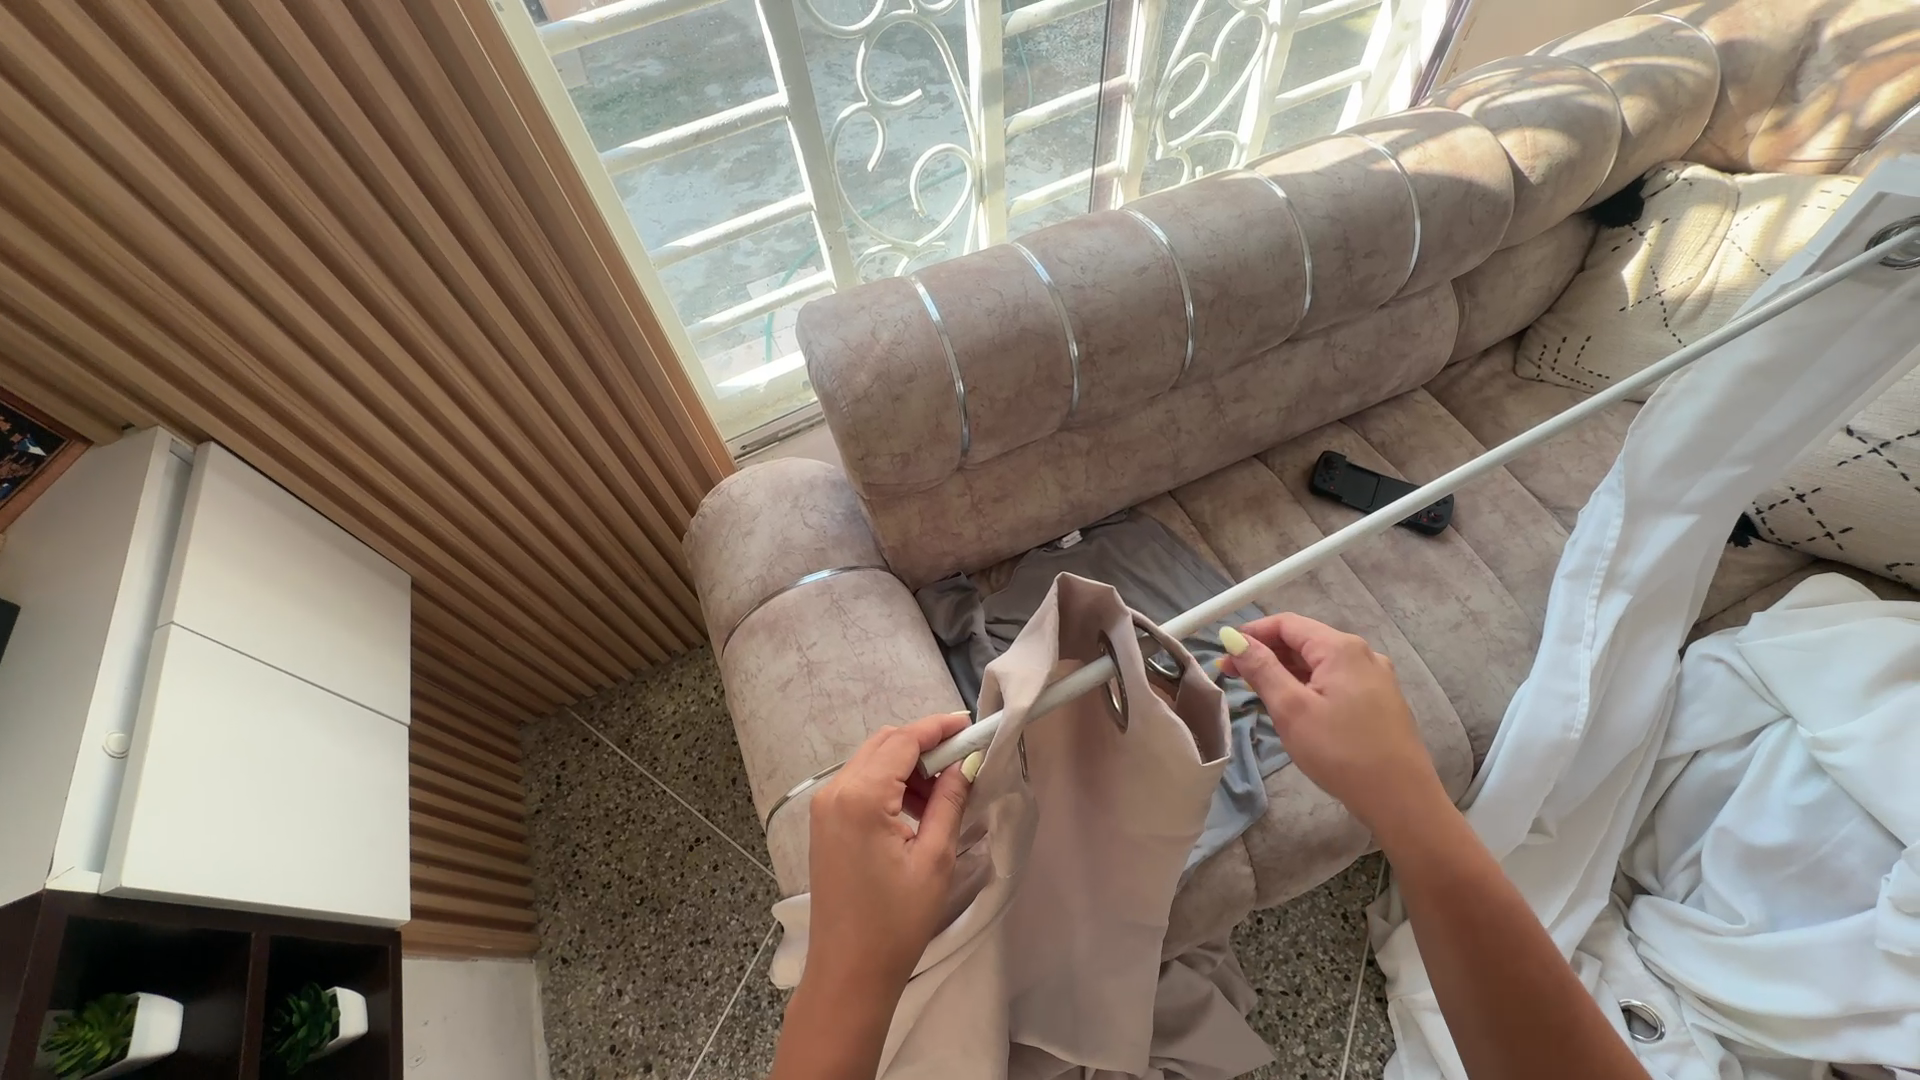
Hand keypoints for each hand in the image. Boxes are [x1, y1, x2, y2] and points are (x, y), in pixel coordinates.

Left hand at [804, 711, 976, 996]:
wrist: (848, 973)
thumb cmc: (896, 921)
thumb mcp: (934, 858)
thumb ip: (949, 800)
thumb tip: (964, 762)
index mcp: (862, 796)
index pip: (903, 740)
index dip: (938, 728)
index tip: (969, 724)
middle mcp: (835, 790)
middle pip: (885, 742)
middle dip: (924, 744)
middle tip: (961, 761)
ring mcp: (824, 805)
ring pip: (872, 760)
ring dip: (906, 765)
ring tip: (941, 793)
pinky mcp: (824, 821)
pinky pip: (860, 782)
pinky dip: (888, 783)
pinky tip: (914, 809)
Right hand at [1220, 614, 1445, 838]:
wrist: (1402, 800)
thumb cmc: (1341, 752)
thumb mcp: (1291, 709)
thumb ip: (1261, 669)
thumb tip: (1234, 639)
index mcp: (1341, 649)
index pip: (1286, 623)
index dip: (1251, 632)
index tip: (1224, 651)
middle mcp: (1362, 654)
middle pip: (1303, 641)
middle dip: (1265, 653)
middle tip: (1231, 674)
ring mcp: (1375, 678)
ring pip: (1318, 663)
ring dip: (1284, 671)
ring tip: (1256, 691)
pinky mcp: (1379, 701)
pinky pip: (1334, 681)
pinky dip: (1307, 685)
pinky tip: (1292, 706)